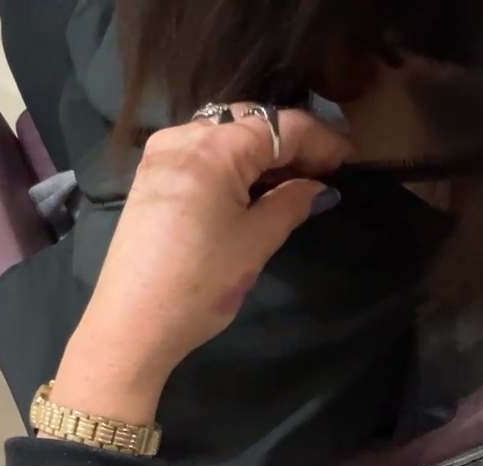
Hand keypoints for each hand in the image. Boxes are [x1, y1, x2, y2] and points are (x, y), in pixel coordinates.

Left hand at [47, 106, 351, 423]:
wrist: (131, 326)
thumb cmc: (198, 285)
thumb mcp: (254, 245)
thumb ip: (290, 206)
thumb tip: (317, 188)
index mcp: (214, 147)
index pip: (283, 126)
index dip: (323, 141)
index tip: (351, 161)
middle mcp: (183, 137)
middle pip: (251, 124)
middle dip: (291, 145)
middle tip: (324, 174)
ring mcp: (161, 157)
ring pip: (224, 138)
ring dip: (260, 156)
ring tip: (291, 185)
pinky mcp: (150, 181)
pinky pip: (201, 157)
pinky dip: (231, 167)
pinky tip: (250, 192)